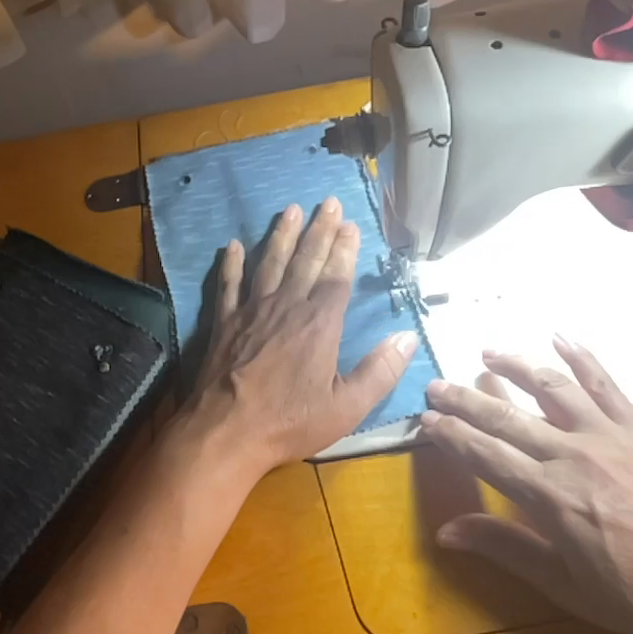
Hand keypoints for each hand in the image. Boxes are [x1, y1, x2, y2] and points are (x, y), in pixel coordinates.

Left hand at [181, 198, 418, 480]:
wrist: (226, 431)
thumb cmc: (289, 423)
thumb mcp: (346, 407)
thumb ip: (379, 371)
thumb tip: (408, 337)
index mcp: (320, 324)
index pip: (336, 277)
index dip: (345, 249)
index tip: (351, 224)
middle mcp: (287, 306)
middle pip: (306, 260)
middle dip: (319, 230)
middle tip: (328, 202)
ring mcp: (252, 311)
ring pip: (269, 263)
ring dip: (281, 235)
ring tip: (290, 209)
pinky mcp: (224, 322)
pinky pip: (228, 285)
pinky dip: (231, 264)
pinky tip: (233, 245)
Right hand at [419, 339, 632, 633]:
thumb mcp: (564, 585)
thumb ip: (504, 548)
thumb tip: (446, 532)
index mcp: (548, 496)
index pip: (484, 454)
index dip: (450, 435)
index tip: (424, 420)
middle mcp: (571, 454)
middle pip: (506, 416)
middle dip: (465, 398)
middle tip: (435, 384)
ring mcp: (606, 435)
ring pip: (550, 387)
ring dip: (515, 365)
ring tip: (486, 352)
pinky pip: (605, 384)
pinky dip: (582, 357)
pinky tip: (561, 337)